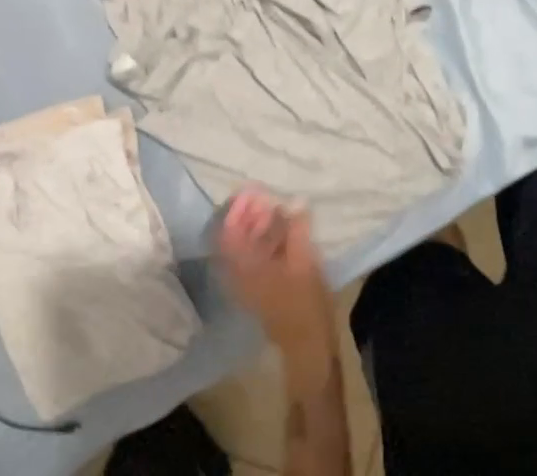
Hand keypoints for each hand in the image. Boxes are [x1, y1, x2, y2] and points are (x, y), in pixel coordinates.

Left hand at [218, 189, 335, 358]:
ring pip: (246, 248)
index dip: (238, 209)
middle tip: (267, 197)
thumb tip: (295, 200)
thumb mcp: (304, 262)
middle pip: (235, 238)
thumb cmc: (304, 303)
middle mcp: (239, 275)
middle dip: (248, 215)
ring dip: (257, 227)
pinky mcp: (260, 288)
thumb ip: (297, 229)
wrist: (308, 345)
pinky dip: (265, 242)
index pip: (228, 232)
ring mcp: (248, 283)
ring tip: (278, 209)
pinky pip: (255, 258)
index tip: (254, 191)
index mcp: (243, 268)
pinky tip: (284, 233)